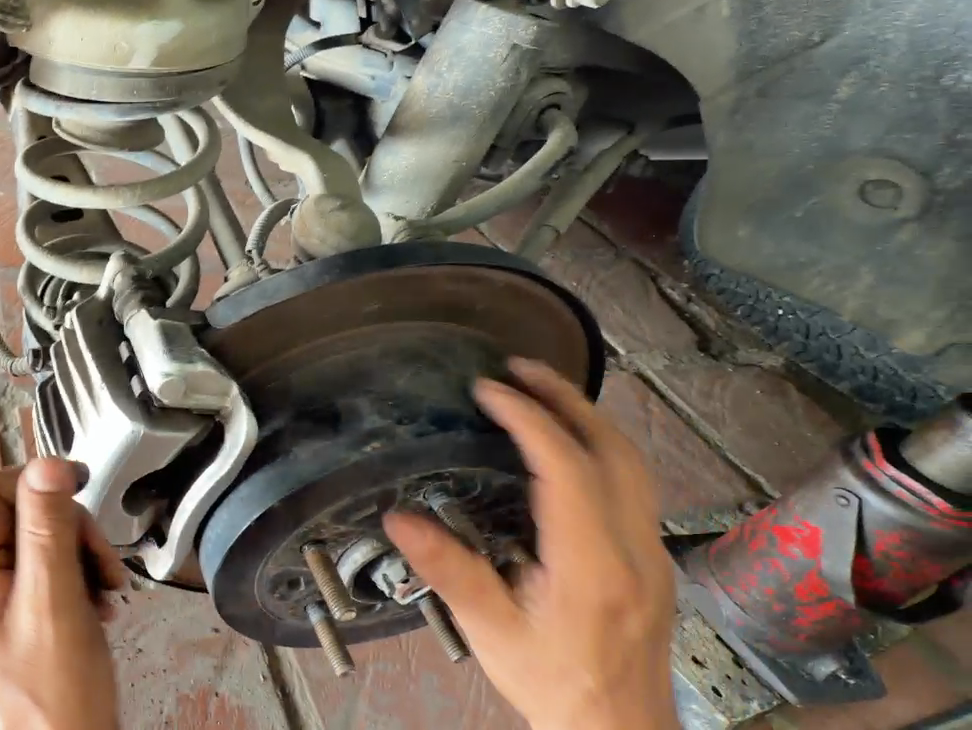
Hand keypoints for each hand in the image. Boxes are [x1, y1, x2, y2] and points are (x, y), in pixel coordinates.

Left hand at [0, 458, 126, 729]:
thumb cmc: (50, 707)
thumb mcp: (52, 604)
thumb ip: (49, 529)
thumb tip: (48, 464)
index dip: (38, 481)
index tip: (80, 484)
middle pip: (22, 513)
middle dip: (69, 529)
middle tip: (100, 560)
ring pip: (42, 539)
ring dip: (81, 554)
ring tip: (105, 589)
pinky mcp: (20, 613)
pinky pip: (50, 569)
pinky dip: (81, 577)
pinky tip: (99, 602)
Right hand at [384, 358, 679, 729]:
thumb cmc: (552, 680)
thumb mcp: (490, 630)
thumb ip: (448, 570)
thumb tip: (396, 516)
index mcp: (593, 562)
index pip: (568, 466)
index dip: (528, 418)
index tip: (488, 389)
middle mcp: (633, 548)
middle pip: (616, 452)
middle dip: (569, 400)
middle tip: (521, 366)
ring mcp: (651, 553)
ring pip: (634, 465)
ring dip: (589, 418)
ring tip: (543, 389)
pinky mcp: (652, 560)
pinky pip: (633, 484)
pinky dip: (599, 446)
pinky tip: (568, 443)